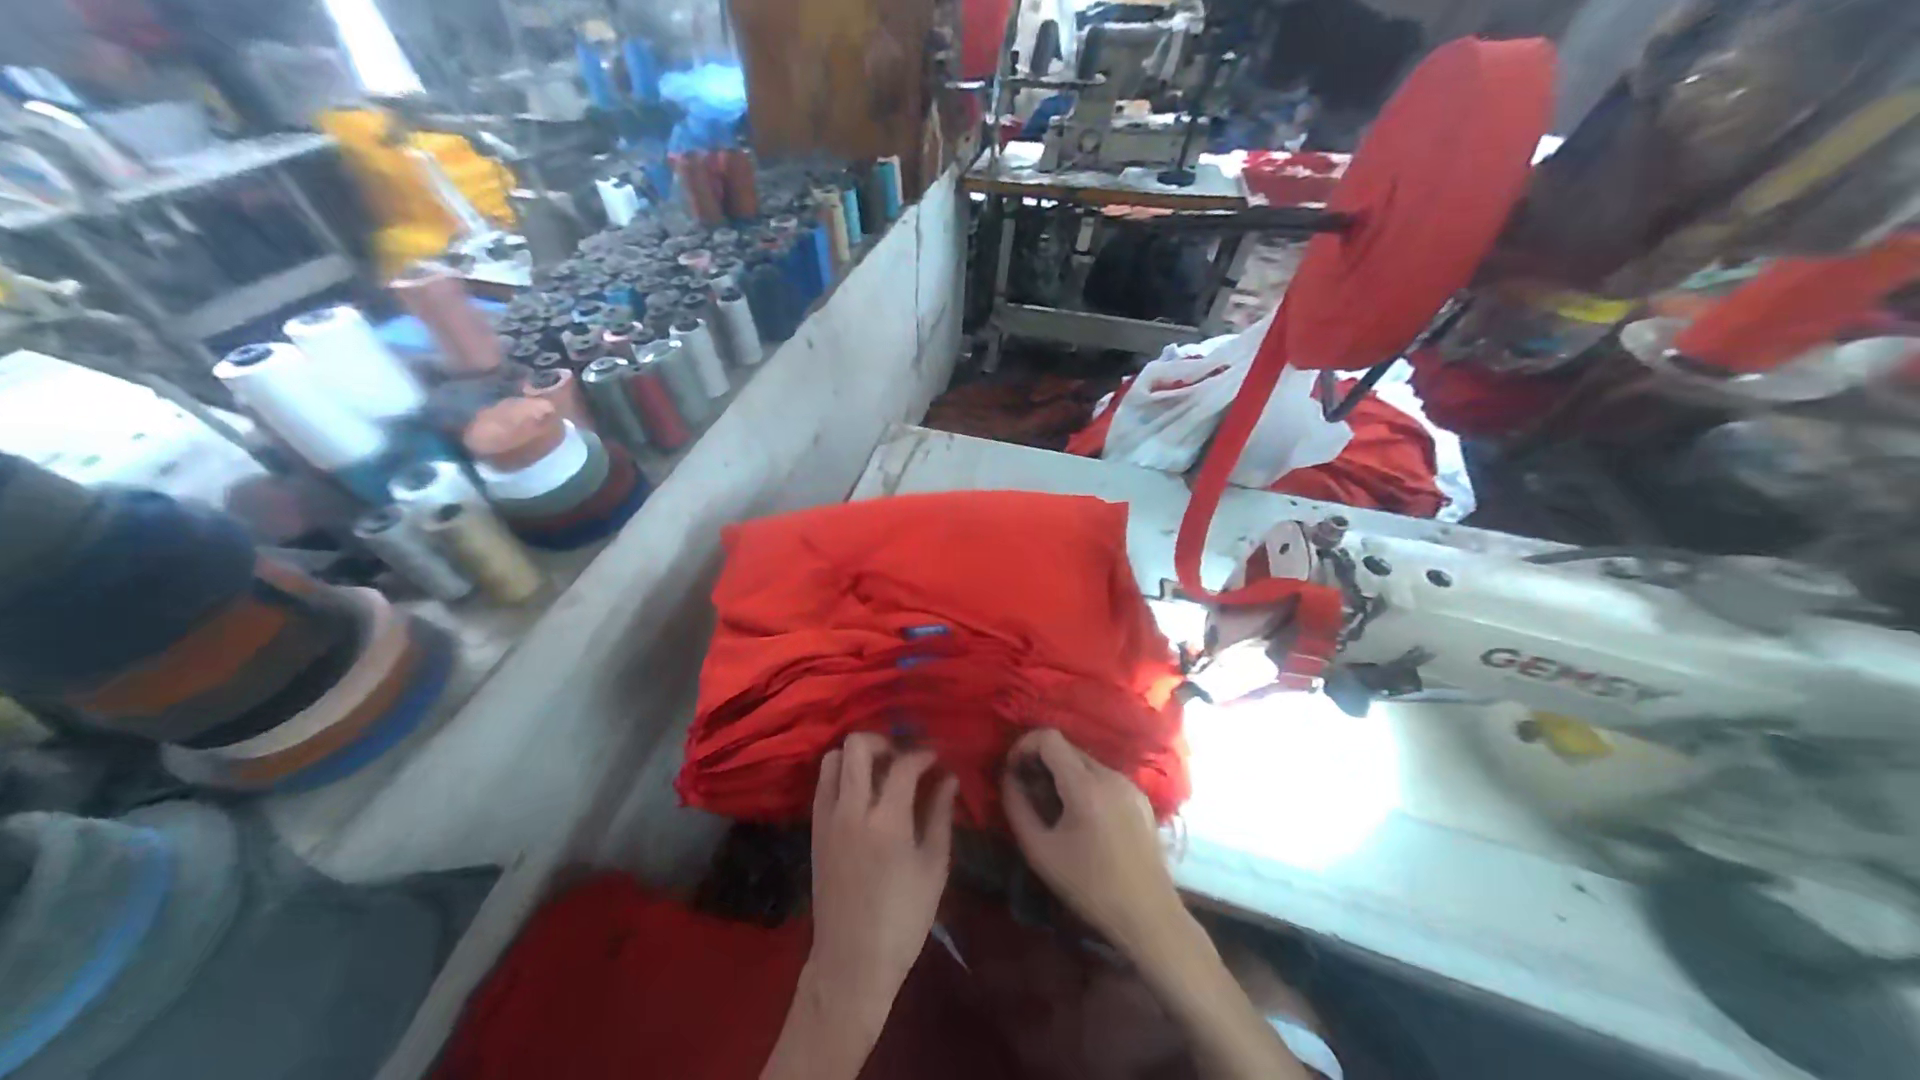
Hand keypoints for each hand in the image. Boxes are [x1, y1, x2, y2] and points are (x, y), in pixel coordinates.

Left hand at [808, 732, 957, 1016]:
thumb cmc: (903, 920)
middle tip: (903, 758)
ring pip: (832, 760)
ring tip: (881, 772)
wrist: (851, 962)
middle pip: (856, 746)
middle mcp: (851, 811)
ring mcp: (827, 820)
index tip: (935, 760)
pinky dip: (842, 776)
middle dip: (883, 741)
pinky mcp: (814, 831)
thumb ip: (939, 816)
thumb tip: (948, 779)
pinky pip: (824, 785)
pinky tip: (863, 794)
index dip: (922, 755)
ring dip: (858, 756)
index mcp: (886, 822)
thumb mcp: (933, 868)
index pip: (902, 765)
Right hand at [1002, 729, 1185, 954]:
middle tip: (1028, 792)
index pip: (1049, 737)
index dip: (1024, 746)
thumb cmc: (1089, 887)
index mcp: (1086, 785)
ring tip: (1053, 808)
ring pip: (1086, 762)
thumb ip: (1017, 807)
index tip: (1013, 772)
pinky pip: (1104, 777)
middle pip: (1068, 748)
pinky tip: (1082, 819)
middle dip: (1041, 762)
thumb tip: (1008, 778)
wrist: (1148, 916)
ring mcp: (1130, 784)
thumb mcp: (1040, 850)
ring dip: (1063, 774)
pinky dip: (1084, 785)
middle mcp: (1111, 775)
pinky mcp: (1140, 798)